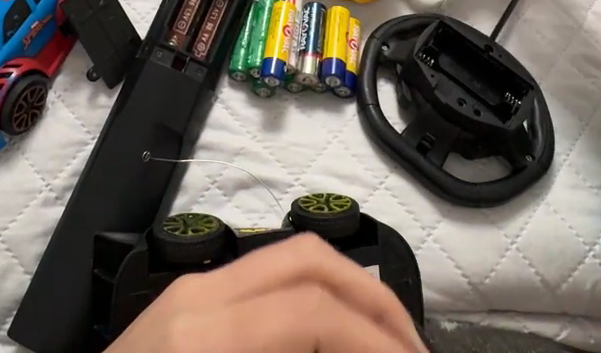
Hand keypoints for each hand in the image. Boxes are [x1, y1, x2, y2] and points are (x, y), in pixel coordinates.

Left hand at [108, 234, 426, 352]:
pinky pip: (265, 280)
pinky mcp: (190, 299)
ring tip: (379, 339)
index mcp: (205, 334)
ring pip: (289, 258)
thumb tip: (356, 352)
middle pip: (307, 257)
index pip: (312, 309)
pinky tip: (328, 338)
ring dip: (345, 291)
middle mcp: (200, 293)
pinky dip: (311, 299)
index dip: (375, 336)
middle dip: (371, 297)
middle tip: (411, 347)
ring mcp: (192, 288)